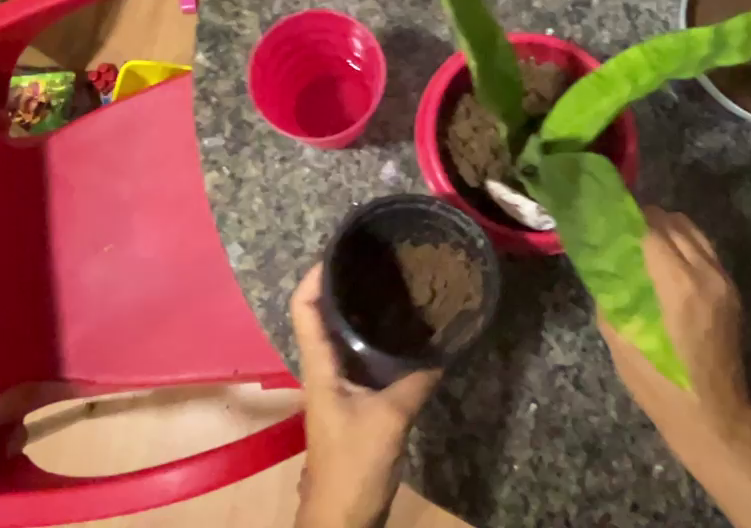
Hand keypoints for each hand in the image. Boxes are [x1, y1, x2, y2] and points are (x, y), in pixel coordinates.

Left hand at [290, 264, 441, 527]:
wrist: (341, 518)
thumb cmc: (354, 464)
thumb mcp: (390, 419)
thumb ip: (416, 379)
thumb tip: (446, 344)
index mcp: (319, 365)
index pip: (304, 308)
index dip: (315, 275)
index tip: (340, 249)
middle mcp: (323, 367)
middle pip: (322, 314)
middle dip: (342, 284)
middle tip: (375, 260)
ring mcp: (336, 384)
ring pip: (340, 334)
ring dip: (357, 309)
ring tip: (389, 283)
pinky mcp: (351, 400)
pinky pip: (358, 355)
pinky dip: (373, 337)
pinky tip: (399, 331)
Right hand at [599, 207, 750, 452]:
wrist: (714, 416)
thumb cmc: (660, 382)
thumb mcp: (620, 338)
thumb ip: (611, 294)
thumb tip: (602, 264)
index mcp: (679, 285)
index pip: (652, 230)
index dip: (626, 218)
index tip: (604, 215)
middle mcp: (706, 274)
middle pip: (674, 222)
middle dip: (645, 218)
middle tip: (619, 228)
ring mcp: (723, 281)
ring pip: (693, 230)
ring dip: (666, 227)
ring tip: (641, 240)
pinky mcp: (730, 290)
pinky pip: (704, 249)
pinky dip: (683, 242)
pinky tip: (663, 259)